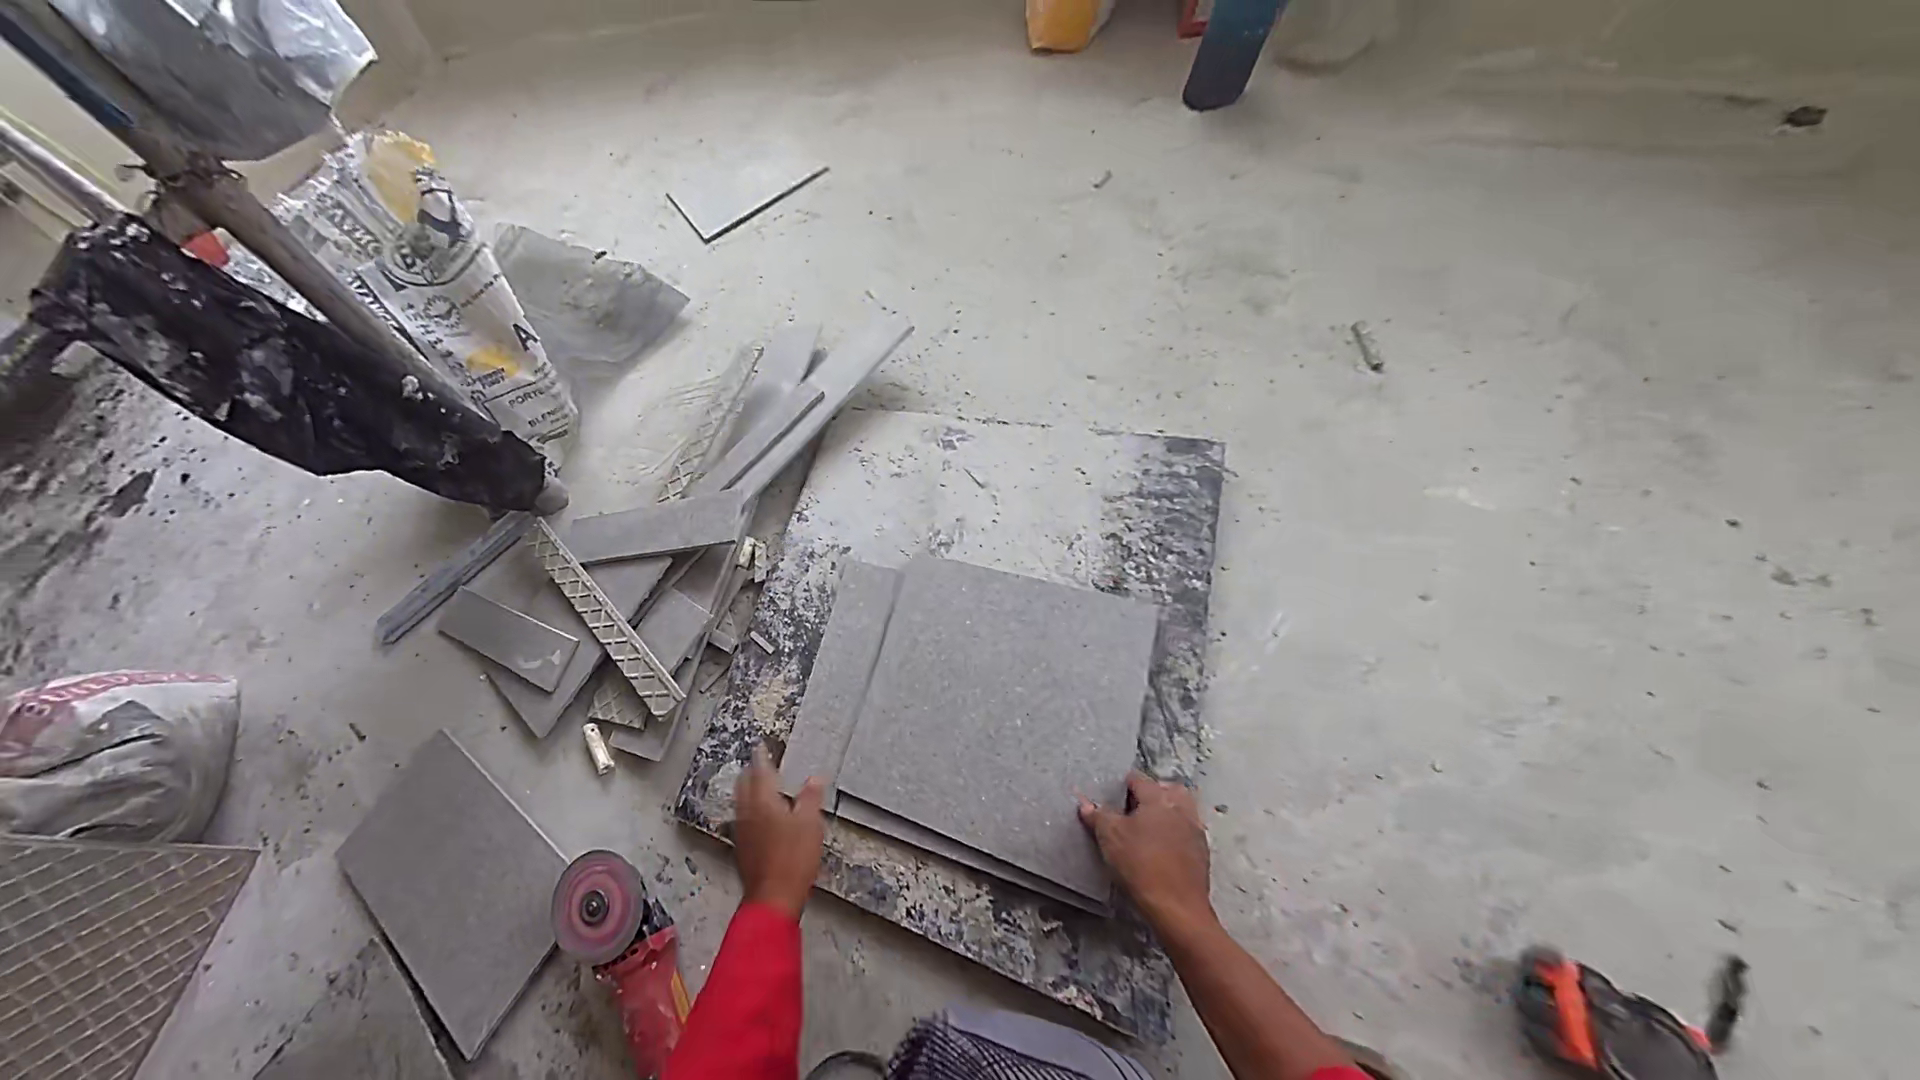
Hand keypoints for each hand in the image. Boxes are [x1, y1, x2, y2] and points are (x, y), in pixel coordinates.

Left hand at [731, 746, 825, 918]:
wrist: (773, 898)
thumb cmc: (794, 857)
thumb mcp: (810, 823)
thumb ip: (810, 797)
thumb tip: (814, 778)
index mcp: (763, 802)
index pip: (759, 773)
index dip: (761, 758)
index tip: (761, 747)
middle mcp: (747, 813)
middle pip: (744, 786)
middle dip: (751, 772)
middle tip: (760, 762)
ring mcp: (742, 831)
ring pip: (741, 801)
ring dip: (748, 789)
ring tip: (759, 783)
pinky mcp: (742, 847)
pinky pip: (743, 816)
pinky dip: (749, 806)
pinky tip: (759, 813)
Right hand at [1078, 771, 1213, 930]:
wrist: (1177, 908)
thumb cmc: (1140, 865)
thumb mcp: (1109, 837)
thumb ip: (1098, 816)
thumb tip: (1085, 805)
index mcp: (1158, 798)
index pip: (1139, 780)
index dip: (1124, 785)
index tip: (1113, 795)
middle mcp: (1180, 808)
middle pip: (1169, 789)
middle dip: (1154, 793)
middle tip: (1135, 807)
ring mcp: (1195, 830)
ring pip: (1183, 809)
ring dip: (1168, 812)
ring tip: (1149, 828)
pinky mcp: (1202, 853)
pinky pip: (1188, 832)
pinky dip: (1177, 833)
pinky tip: (1163, 849)